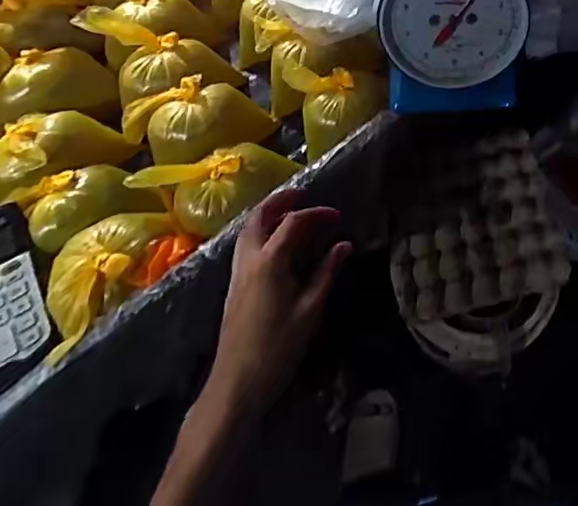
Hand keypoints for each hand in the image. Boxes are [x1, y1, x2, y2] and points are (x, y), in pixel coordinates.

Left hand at [210, 189, 351, 412]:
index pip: (293, 222)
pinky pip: (245, 243)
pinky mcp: (234, 285)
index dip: (316, 213)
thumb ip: (326, 273)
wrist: (235, 384)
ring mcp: (237, 272)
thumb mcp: (310, 310)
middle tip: (303, 195)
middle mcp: (249, 259)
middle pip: (259, 215)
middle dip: (281, 200)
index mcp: (269, 261)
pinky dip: (260, 230)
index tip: (337, 217)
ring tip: (290, 212)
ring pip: (247, 228)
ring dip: (268, 213)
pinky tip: (276, 242)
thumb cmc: (277, 347)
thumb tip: (344, 245)